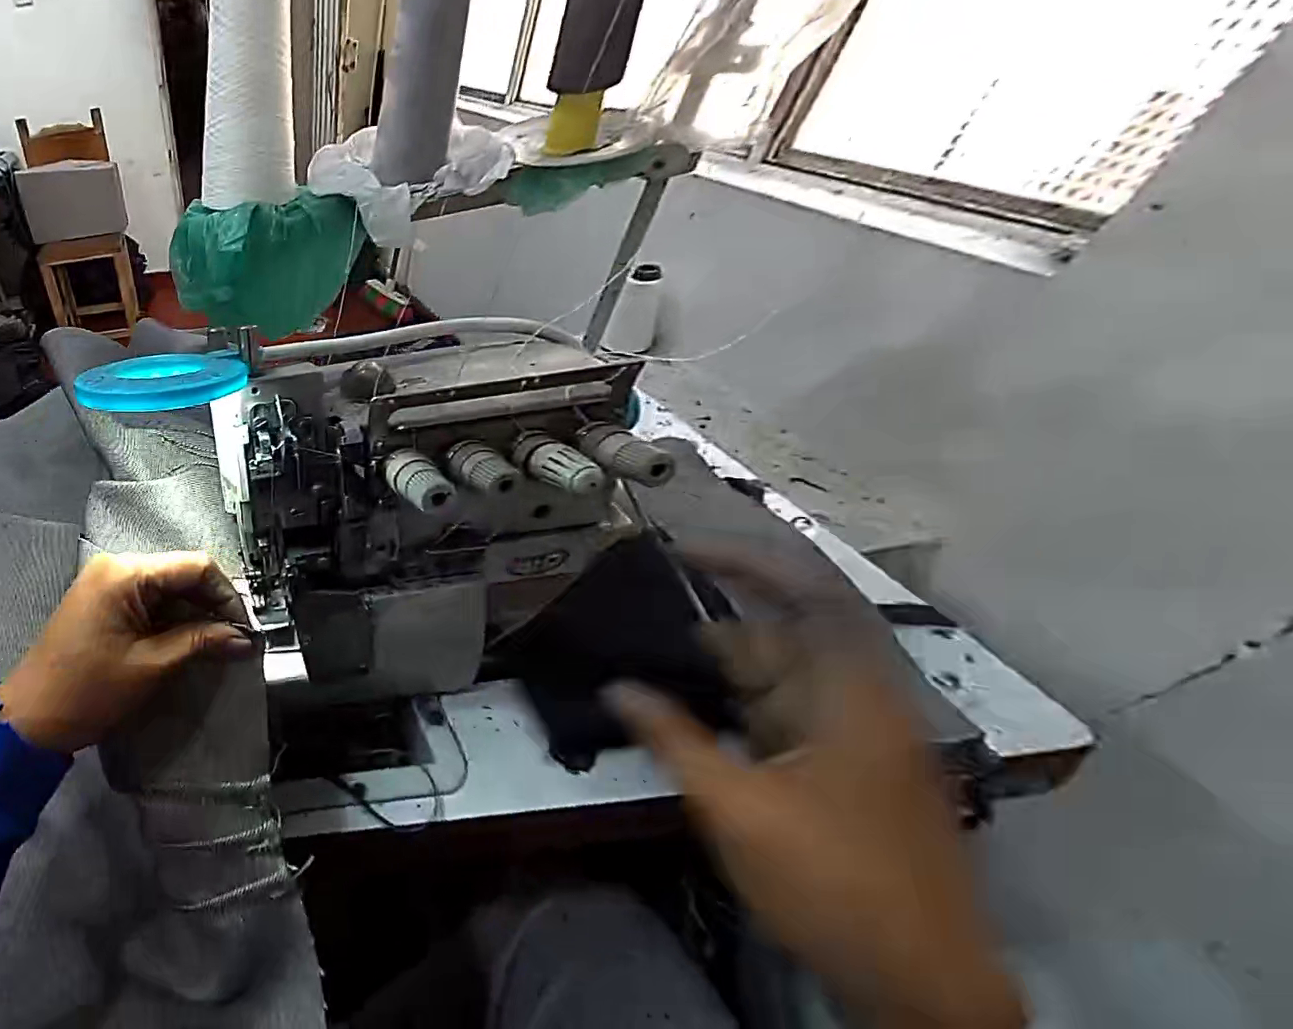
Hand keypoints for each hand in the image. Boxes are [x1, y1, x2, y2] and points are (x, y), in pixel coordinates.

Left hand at [0, 551, 254, 752]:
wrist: (28, 721)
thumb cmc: (86, 692)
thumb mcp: (151, 665)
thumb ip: (200, 642)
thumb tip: (243, 638)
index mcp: (125, 573)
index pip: (195, 566)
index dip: (226, 595)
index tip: (243, 627)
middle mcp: (117, 566)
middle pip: (183, 574)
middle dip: (213, 606)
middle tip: (236, 639)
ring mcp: (108, 582)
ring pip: (170, 588)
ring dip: (195, 614)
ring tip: (218, 644)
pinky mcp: (105, 601)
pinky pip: (151, 600)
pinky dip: (173, 619)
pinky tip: (191, 641)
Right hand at [605, 550, 1024, 1028]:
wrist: (921, 987)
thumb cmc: (834, 883)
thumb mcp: (737, 806)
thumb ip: (672, 739)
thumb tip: (616, 688)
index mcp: (854, 697)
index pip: (811, 598)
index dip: (751, 563)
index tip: (688, 552)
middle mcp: (860, 704)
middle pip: (787, 637)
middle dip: (718, 627)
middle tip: (651, 625)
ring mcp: (854, 739)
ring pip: (781, 679)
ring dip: (724, 671)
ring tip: (659, 668)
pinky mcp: (842, 770)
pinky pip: (783, 715)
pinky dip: (739, 706)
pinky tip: (695, 714)